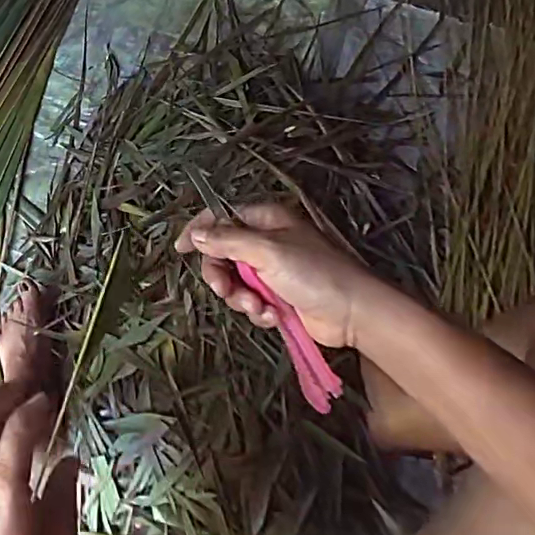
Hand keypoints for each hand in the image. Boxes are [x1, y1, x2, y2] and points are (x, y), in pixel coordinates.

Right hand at [175, 201, 376, 349]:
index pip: (220, 218)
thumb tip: (195, 234)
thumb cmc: (313, 273)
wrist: (354, 313)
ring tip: (257, 307)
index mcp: (264, 220)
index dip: (199, 231)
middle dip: (221, 275)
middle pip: (222, 253)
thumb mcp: (266, 251)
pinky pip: (250, 300)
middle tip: (224, 290)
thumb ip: (227, 240)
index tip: (181, 249)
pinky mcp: (277, 296)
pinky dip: (255, 309)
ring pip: (234, 281)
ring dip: (240, 297)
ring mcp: (271, 270)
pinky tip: (270, 316)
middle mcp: (265, 241)